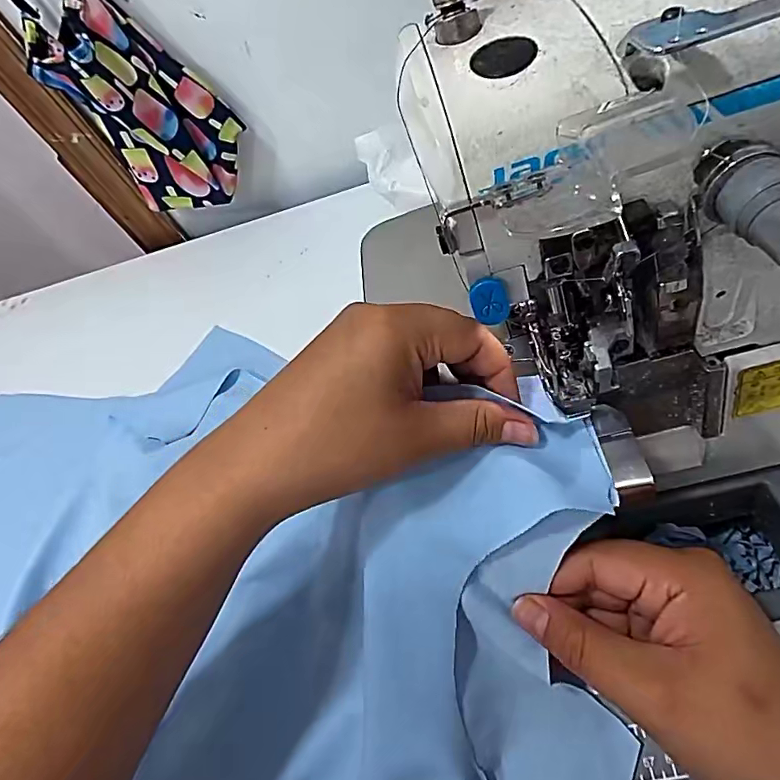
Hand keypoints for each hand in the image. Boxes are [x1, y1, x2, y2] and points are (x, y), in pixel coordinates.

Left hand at [180, 302, 537, 524]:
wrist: (253, 465)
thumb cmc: (340, 445)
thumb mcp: (418, 436)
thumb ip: (478, 423)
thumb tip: (526, 426)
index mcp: (398, 323)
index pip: (472, 334)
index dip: (499, 374)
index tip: (508, 415)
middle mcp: (373, 314)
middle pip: (445, 335)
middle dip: (471, 378)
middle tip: (478, 422)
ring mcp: (349, 330)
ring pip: (417, 347)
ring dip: (441, 381)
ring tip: (441, 425)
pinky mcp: (333, 350)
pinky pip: (389, 354)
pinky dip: (410, 381)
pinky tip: (406, 416)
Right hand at [512, 540, 779, 779]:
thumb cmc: (739, 734)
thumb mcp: (647, 688)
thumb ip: (579, 642)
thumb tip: (523, 606)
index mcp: (684, 573)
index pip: (599, 560)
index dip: (556, 584)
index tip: (521, 615)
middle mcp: (687, 574)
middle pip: (607, 578)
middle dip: (570, 608)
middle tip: (532, 641)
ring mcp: (690, 600)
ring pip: (617, 601)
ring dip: (588, 629)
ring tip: (556, 658)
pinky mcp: (690, 626)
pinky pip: (635, 621)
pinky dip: (610, 643)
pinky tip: (587, 664)